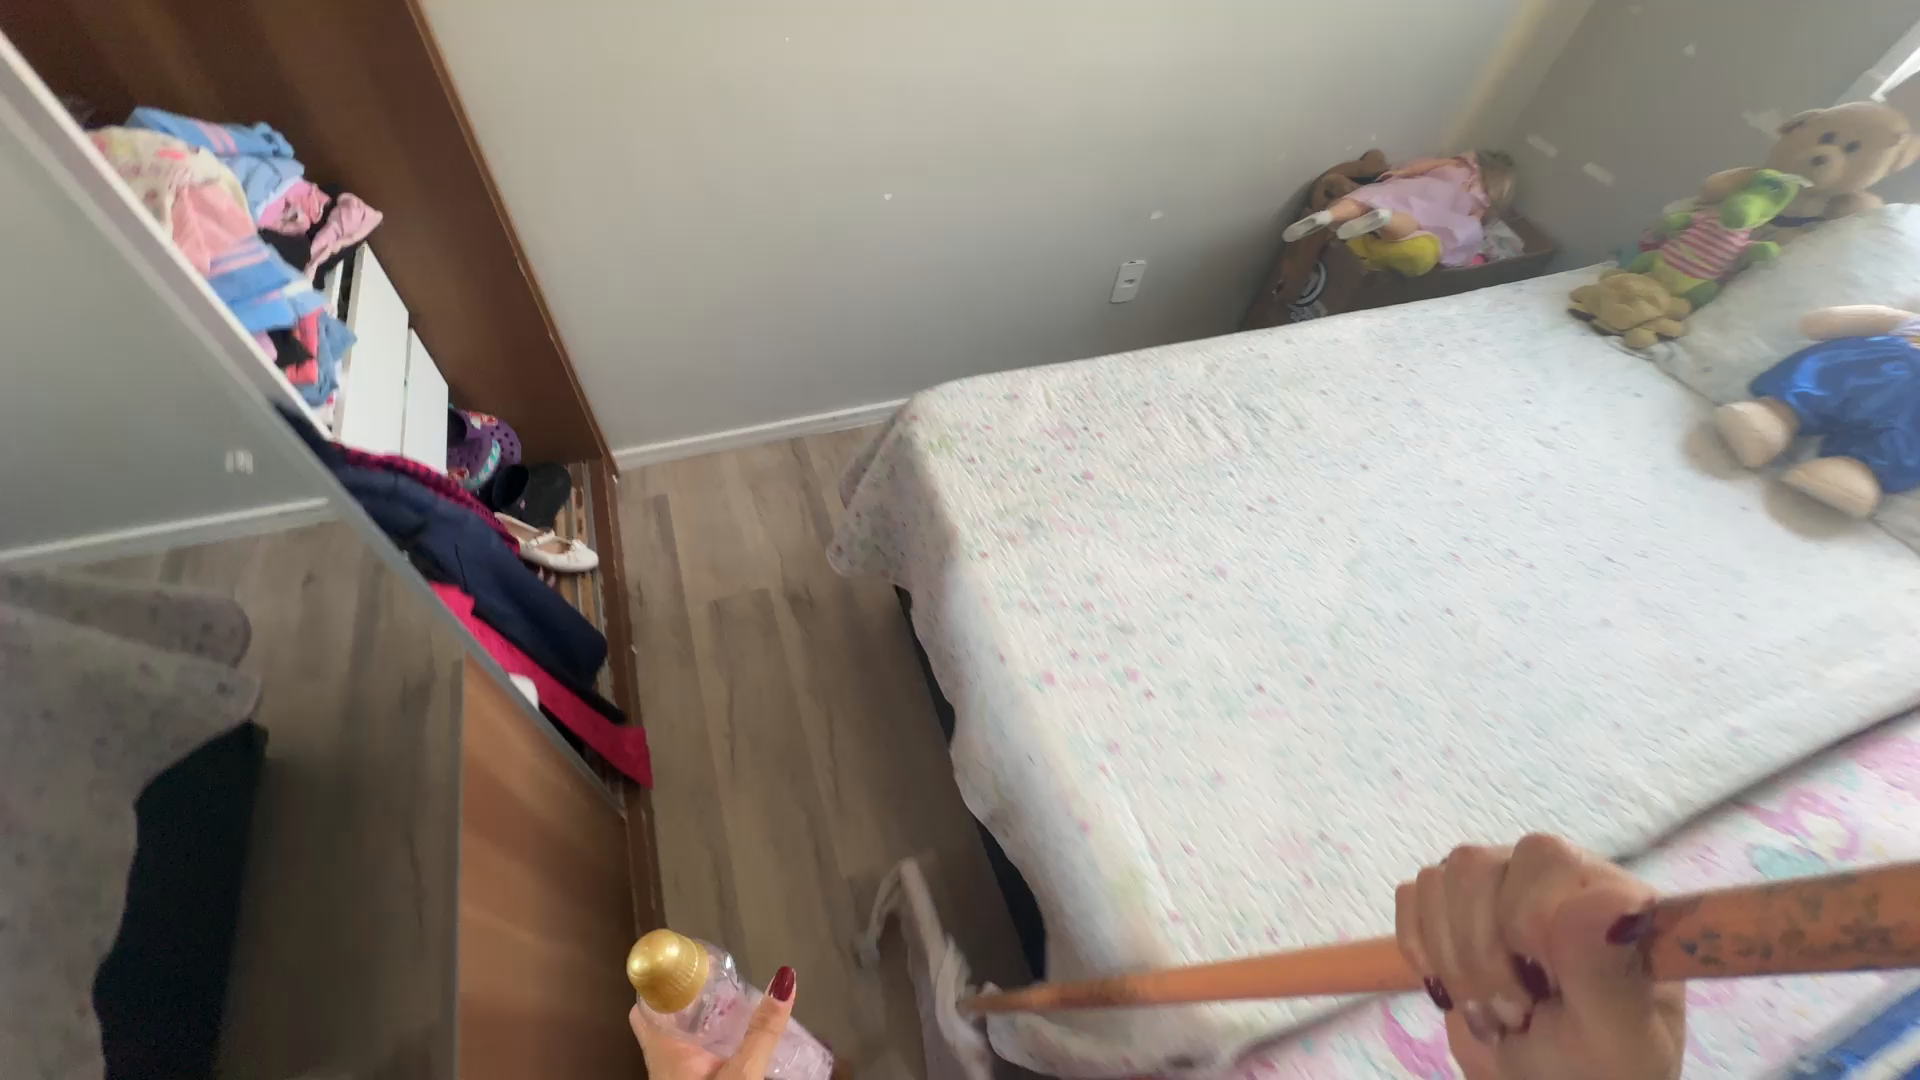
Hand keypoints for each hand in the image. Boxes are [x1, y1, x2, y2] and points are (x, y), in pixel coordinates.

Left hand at [629, 967, 797, 1079]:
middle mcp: (663, 1067)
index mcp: (664, 1053)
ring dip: (703, 1024)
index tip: (692, 958)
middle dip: (689, 999)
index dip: (663, 979)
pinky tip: (739, 1044)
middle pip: (664, 1021)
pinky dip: (712, 1047)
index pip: (646, 1006)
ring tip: (738, 1005)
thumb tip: (786, 975)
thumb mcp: (743, 1075)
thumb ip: (764, 1030)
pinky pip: (693, 1063)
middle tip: (723, 981)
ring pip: (680, 1043)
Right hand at [1394, 835, 1684, 1079]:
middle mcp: (1545, 874)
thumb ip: (1609, 972)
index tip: (1550, 988)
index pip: (1544, 857)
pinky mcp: (1444, 898)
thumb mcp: (1615, 1040)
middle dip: (1483, 951)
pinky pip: (1409, 897)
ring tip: (1490, 1010)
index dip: (1529, 920)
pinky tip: (1454, 986)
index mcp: (1604, 893)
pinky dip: (1422, 950)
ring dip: (1453, 961)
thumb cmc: (1592, 1070)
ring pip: (1436, 880)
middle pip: (1477, 866)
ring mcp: (1491, 881)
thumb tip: (1614, 902)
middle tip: (1516, 1011)